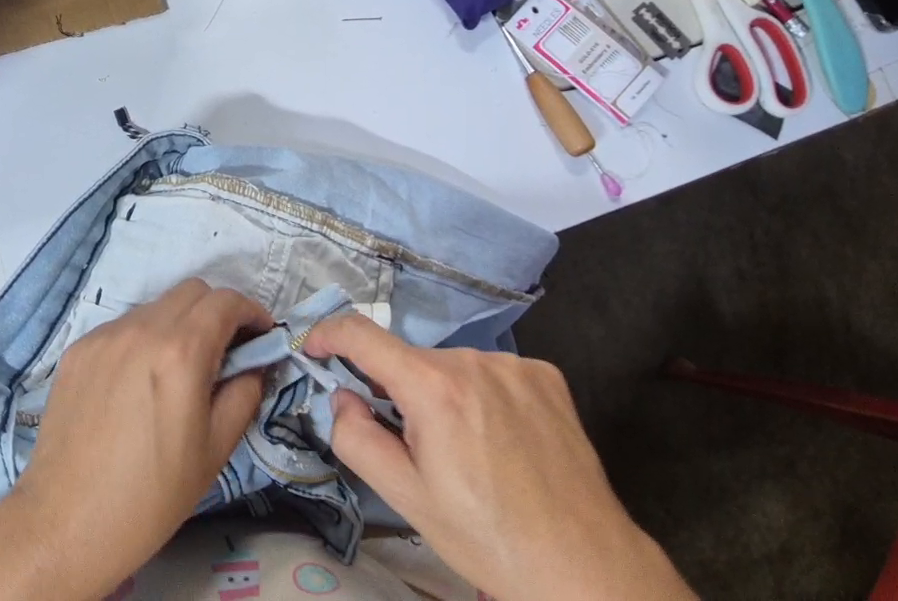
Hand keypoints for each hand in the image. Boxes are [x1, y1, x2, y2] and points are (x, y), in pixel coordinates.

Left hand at [9, 279, 272, 598]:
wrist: (65, 524)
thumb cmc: (151, 496)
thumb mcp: (215, 449)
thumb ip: (244, 393)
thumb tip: (253, 364)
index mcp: (180, 352)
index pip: (226, 301)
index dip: (252, 313)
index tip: (261, 337)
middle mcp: (140, 330)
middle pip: (192, 292)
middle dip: (218, 312)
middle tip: (226, 352)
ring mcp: (103, 337)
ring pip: (155, 307)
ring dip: (179, 324)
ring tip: (179, 372)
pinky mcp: (77, 351)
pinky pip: (122, 328)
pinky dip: (143, 340)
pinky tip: (139, 384)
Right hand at [304, 316, 696, 600]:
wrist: (583, 565)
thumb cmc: (484, 536)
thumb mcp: (405, 497)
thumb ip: (357, 437)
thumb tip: (343, 397)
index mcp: (433, 388)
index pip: (362, 335)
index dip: (328, 333)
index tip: (313, 347)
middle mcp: (473, 360)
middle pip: (411, 361)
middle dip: (397, 391)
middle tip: (412, 446)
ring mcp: (515, 364)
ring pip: (452, 368)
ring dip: (442, 394)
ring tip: (466, 453)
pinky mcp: (546, 376)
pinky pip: (492, 374)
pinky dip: (482, 396)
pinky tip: (502, 441)